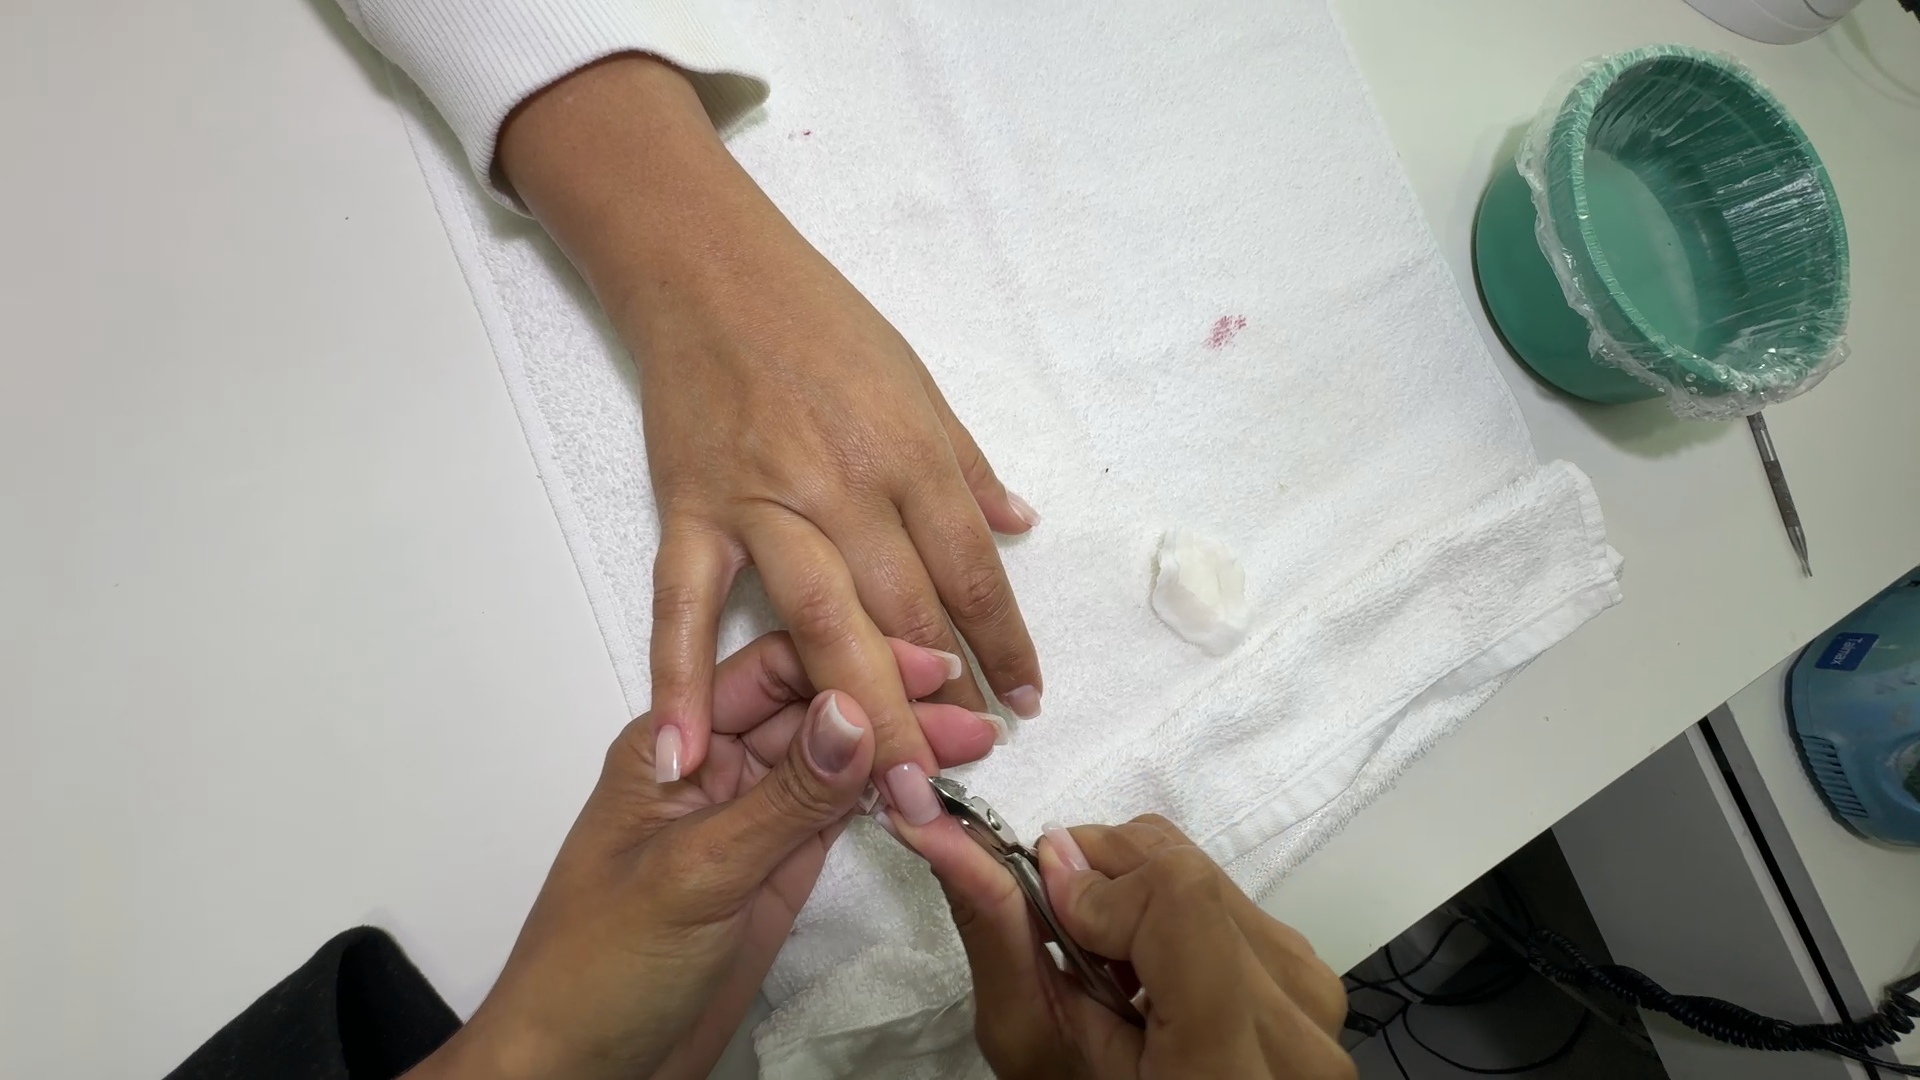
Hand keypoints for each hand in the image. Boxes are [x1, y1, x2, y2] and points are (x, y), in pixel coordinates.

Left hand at [410, 632, 997, 1079]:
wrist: (585, 1077)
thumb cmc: (604, 967)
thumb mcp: (698, 871)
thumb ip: (785, 793)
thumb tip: (857, 709)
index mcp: (680, 735)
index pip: (776, 670)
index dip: (849, 661)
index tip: (925, 671)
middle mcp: (723, 757)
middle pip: (817, 709)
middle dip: (891, 706)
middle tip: (968, 714)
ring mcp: (759, 807)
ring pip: (839, 757)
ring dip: (900, 750)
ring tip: (972, 745)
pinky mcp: (785, 853)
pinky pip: (844, 807)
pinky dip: (888, 795)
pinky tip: (930, 786)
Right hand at [498, 55, 1043, 803]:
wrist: (714, 271)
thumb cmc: (828, 326)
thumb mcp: (921, 385)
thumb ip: (970, 468)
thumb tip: (1022, 528)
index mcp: (911, 454)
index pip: (973, 571)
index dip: (1006, 642)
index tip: (1028, 699)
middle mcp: (846, 486)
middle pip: (905, 615)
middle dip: (939, 703)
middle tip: (960, 781)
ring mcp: (763, 503)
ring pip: (819, 623)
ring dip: (857, 713)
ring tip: (887, 791)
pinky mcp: (690, 509)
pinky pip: (683, 603)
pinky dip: (679, 677)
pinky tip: (689, 753)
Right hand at [933, 816, 1353, 1079]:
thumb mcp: (1032, 1046)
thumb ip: (997, 933)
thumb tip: (947, 829)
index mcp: (1225, 1073)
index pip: (1177, 899)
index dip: (1098, 882)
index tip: (1050, 901)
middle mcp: (1294, 1027)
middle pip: (1183, 871)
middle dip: (1100, 874)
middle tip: (1066, 927)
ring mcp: (1312, 996)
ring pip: (1197, 863)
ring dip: (1130, 883)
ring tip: (1111, 953)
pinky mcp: (1309, 967)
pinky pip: (1223, 881)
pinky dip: (1166, 895)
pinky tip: (1152, 958)